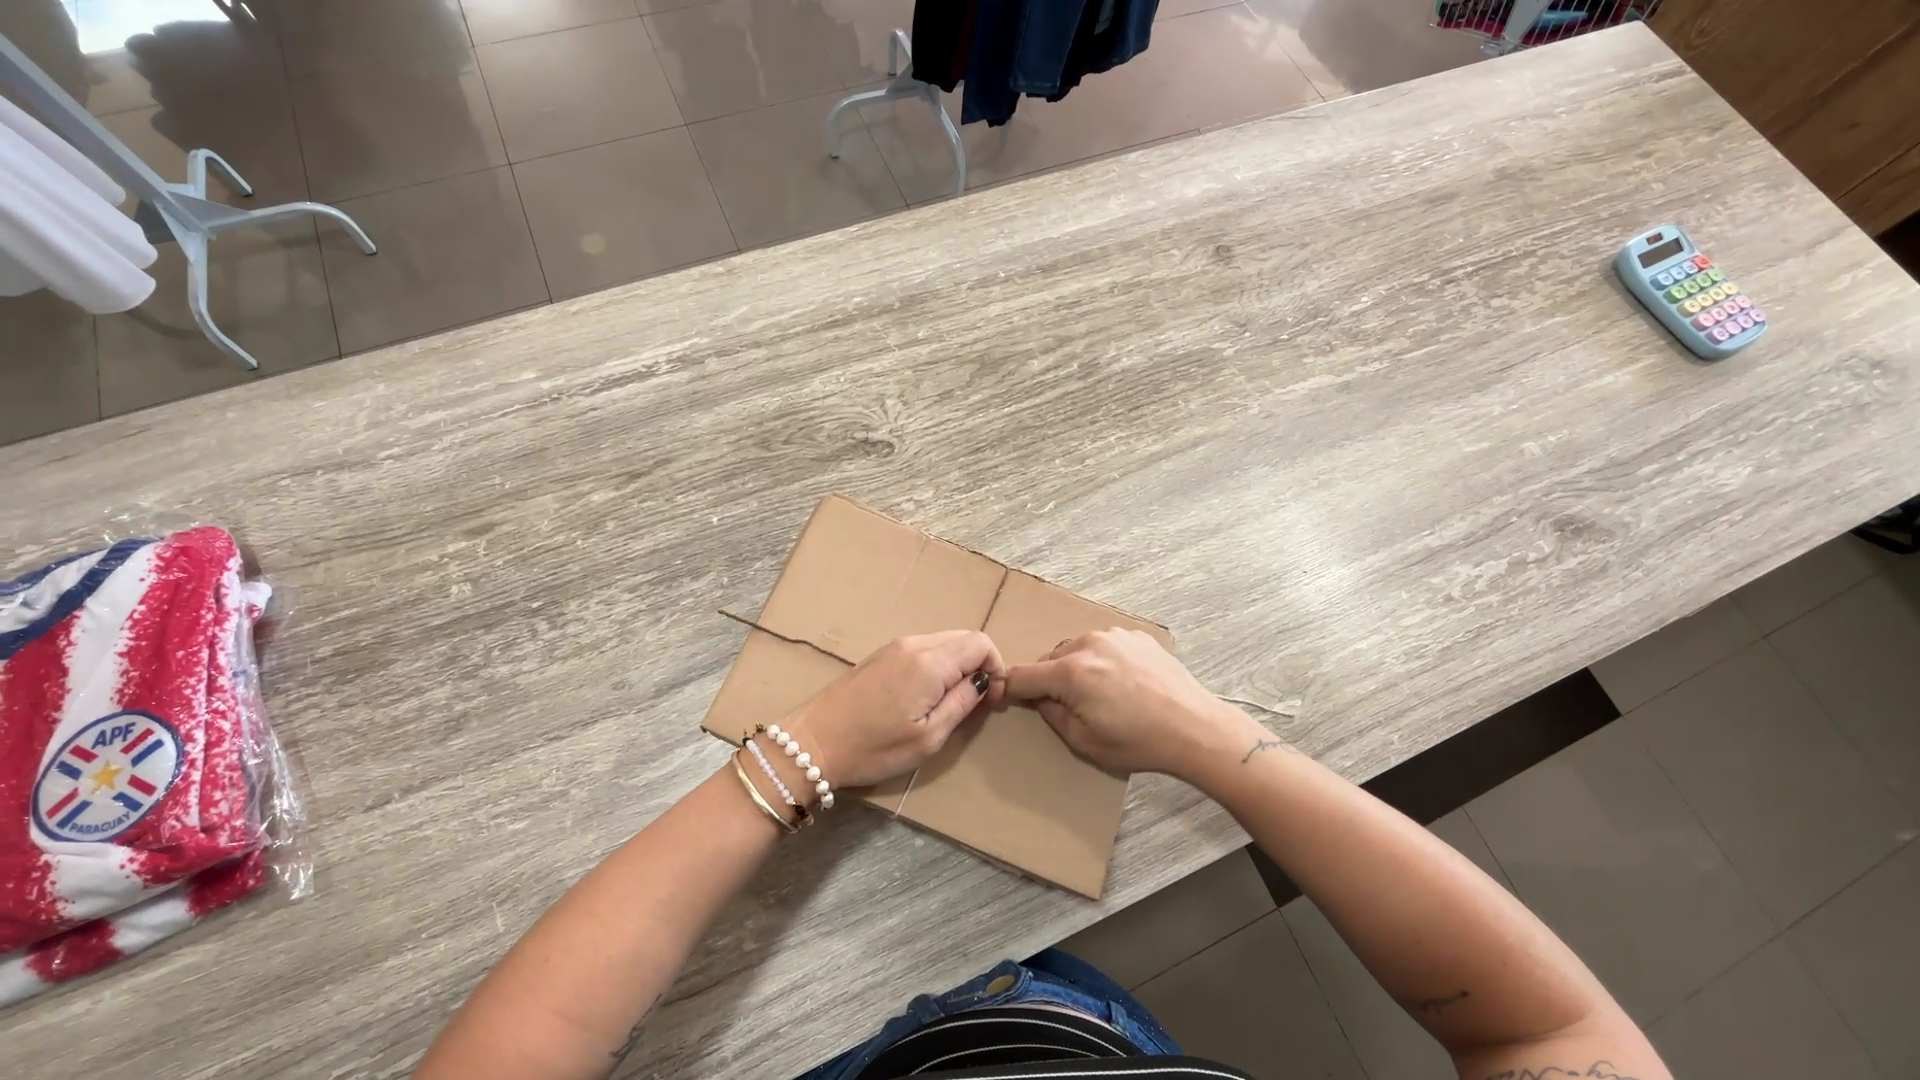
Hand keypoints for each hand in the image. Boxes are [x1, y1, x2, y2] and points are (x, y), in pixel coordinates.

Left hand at [780, 631, 1006, 790]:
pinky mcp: (881, 655)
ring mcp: (894, 647)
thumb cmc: (873, 748)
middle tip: (978, 703)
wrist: (813, 743)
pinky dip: (939, 665)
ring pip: (945, 642)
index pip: (981, 643)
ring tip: (953, 703)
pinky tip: (928, 696)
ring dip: (959, 666)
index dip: (997, 669)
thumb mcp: (928, 737)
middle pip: (965, 637)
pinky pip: (924, 649)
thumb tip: (983, 682)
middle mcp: (914, 644)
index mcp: (930, 662)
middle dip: (981, 666)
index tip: (993, 701)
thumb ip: (962, 704)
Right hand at [1003, 629, 1260, 780]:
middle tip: (1065, 707)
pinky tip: (1121, 684)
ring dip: (1075, 668)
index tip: (1006, 699)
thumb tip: (1040, 700)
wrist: (1195, 728)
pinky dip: (1102, 660)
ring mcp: (1114, 635)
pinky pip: (1104, 645)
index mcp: (1071, 673)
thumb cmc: (1140, 742)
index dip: (1009, 689)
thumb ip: (1052, 715)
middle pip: (1049, 659)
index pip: (1023, 675)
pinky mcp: (1136, 636)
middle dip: (1049, 681)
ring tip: (1098, 696)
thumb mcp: (1084, 741)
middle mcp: (1088, 644)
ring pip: (1076, 649)